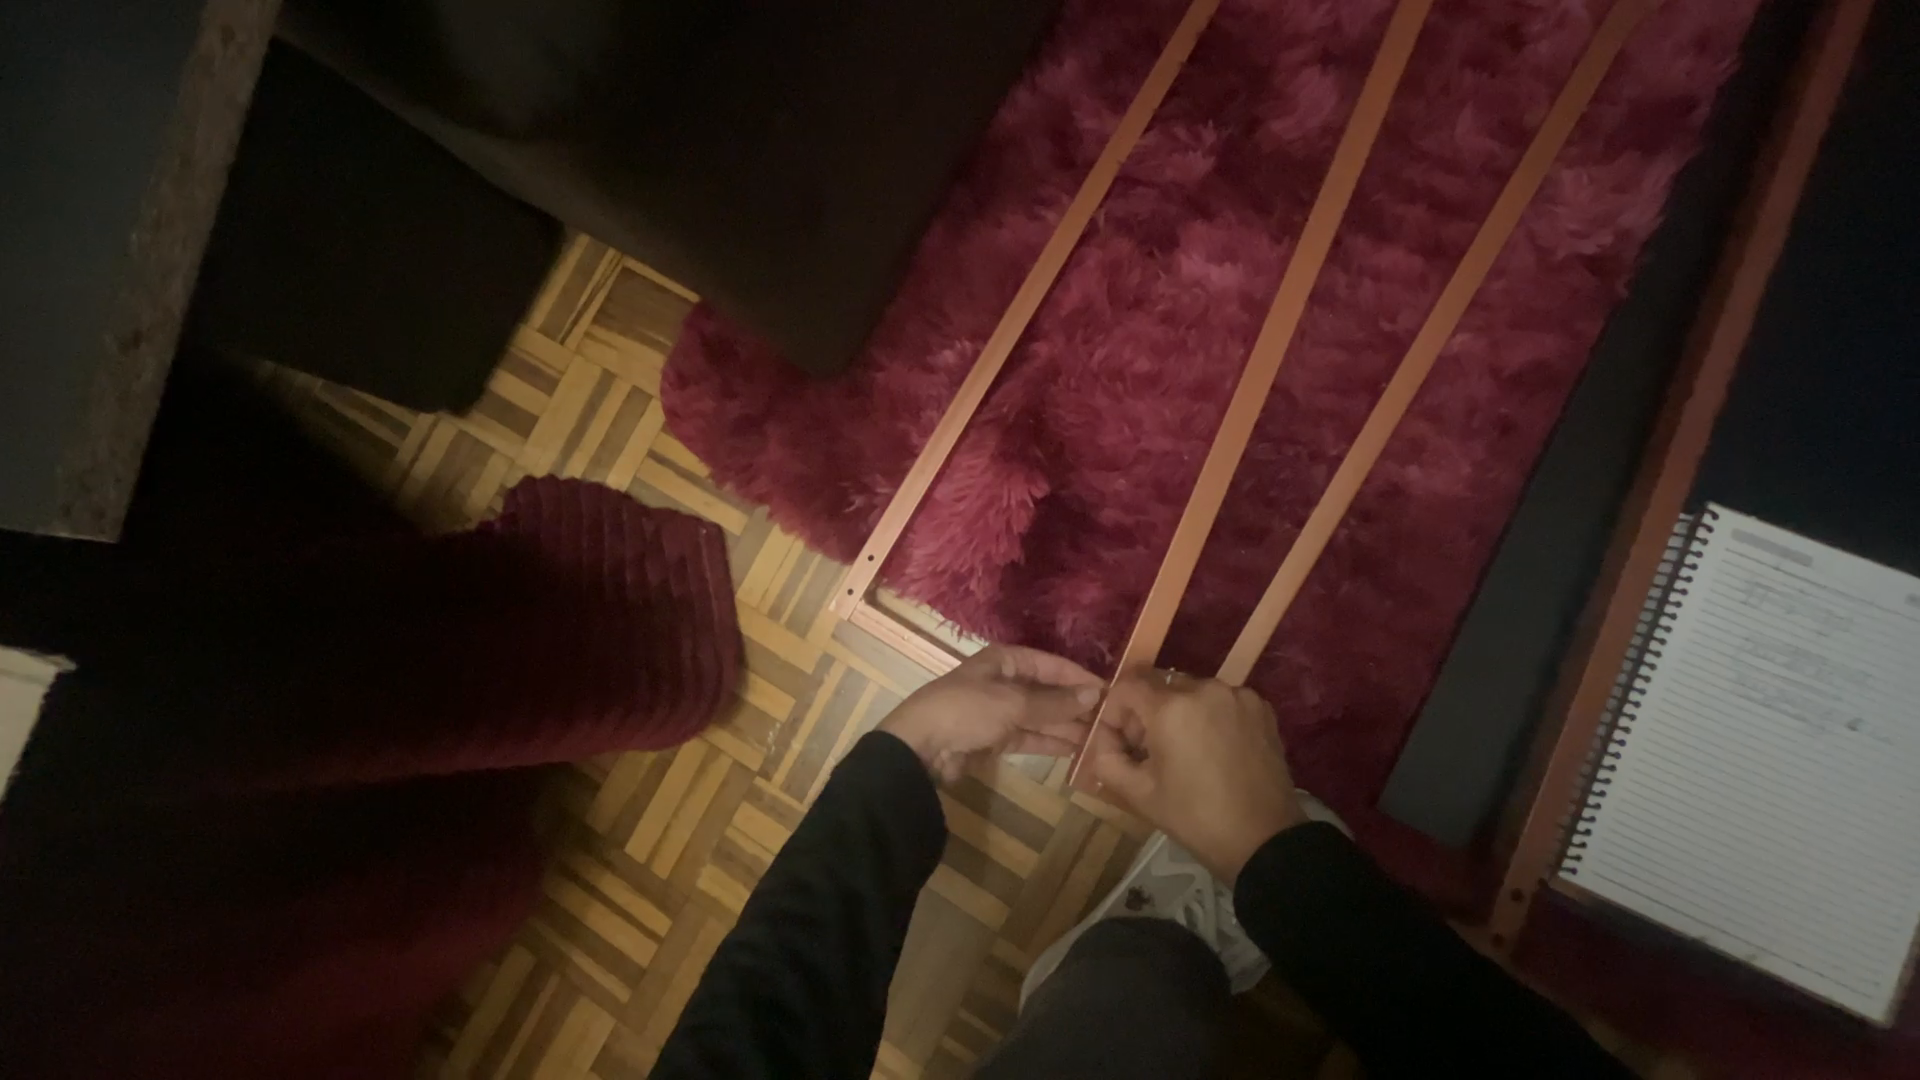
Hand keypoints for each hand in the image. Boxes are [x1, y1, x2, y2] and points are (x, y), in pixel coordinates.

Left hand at [878, 646, 1103, 783]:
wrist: (920, 747)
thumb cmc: (966, 710)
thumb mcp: (1013, 703)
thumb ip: (1054, 703)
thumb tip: (1096, 694)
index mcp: (1005, 660)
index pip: (1052, 665)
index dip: (1080, 678)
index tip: (1112, 693)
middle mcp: (1005, 682)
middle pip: (1048, 692)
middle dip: (1077, 706)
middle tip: (1113, 722)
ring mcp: (999, 712)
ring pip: (1041, 717)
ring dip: (1068, 727)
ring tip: (1102, 739)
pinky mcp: (995, 739)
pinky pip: (1030, 737)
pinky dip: (1051, 743)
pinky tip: (1078, 750)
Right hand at [1083, 670, 1306, 883]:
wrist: (1264, 841)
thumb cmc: (1195, 818)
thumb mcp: (1137, 793)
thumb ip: (1106, 758)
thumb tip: (1105, 738)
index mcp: (1170, 707)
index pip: (1126, 686)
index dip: (1115, 711)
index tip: (1120, 740)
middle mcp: (1204, 688)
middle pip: (1159, 685)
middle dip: (1146, 712)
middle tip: (1150, 750)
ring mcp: (1237, 695)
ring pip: (1191, 691)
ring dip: (1179, 711)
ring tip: (1185, 750)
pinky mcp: (1260, 707)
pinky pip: (1220, 700)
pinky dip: (1209, 715)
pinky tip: (1214, 748)